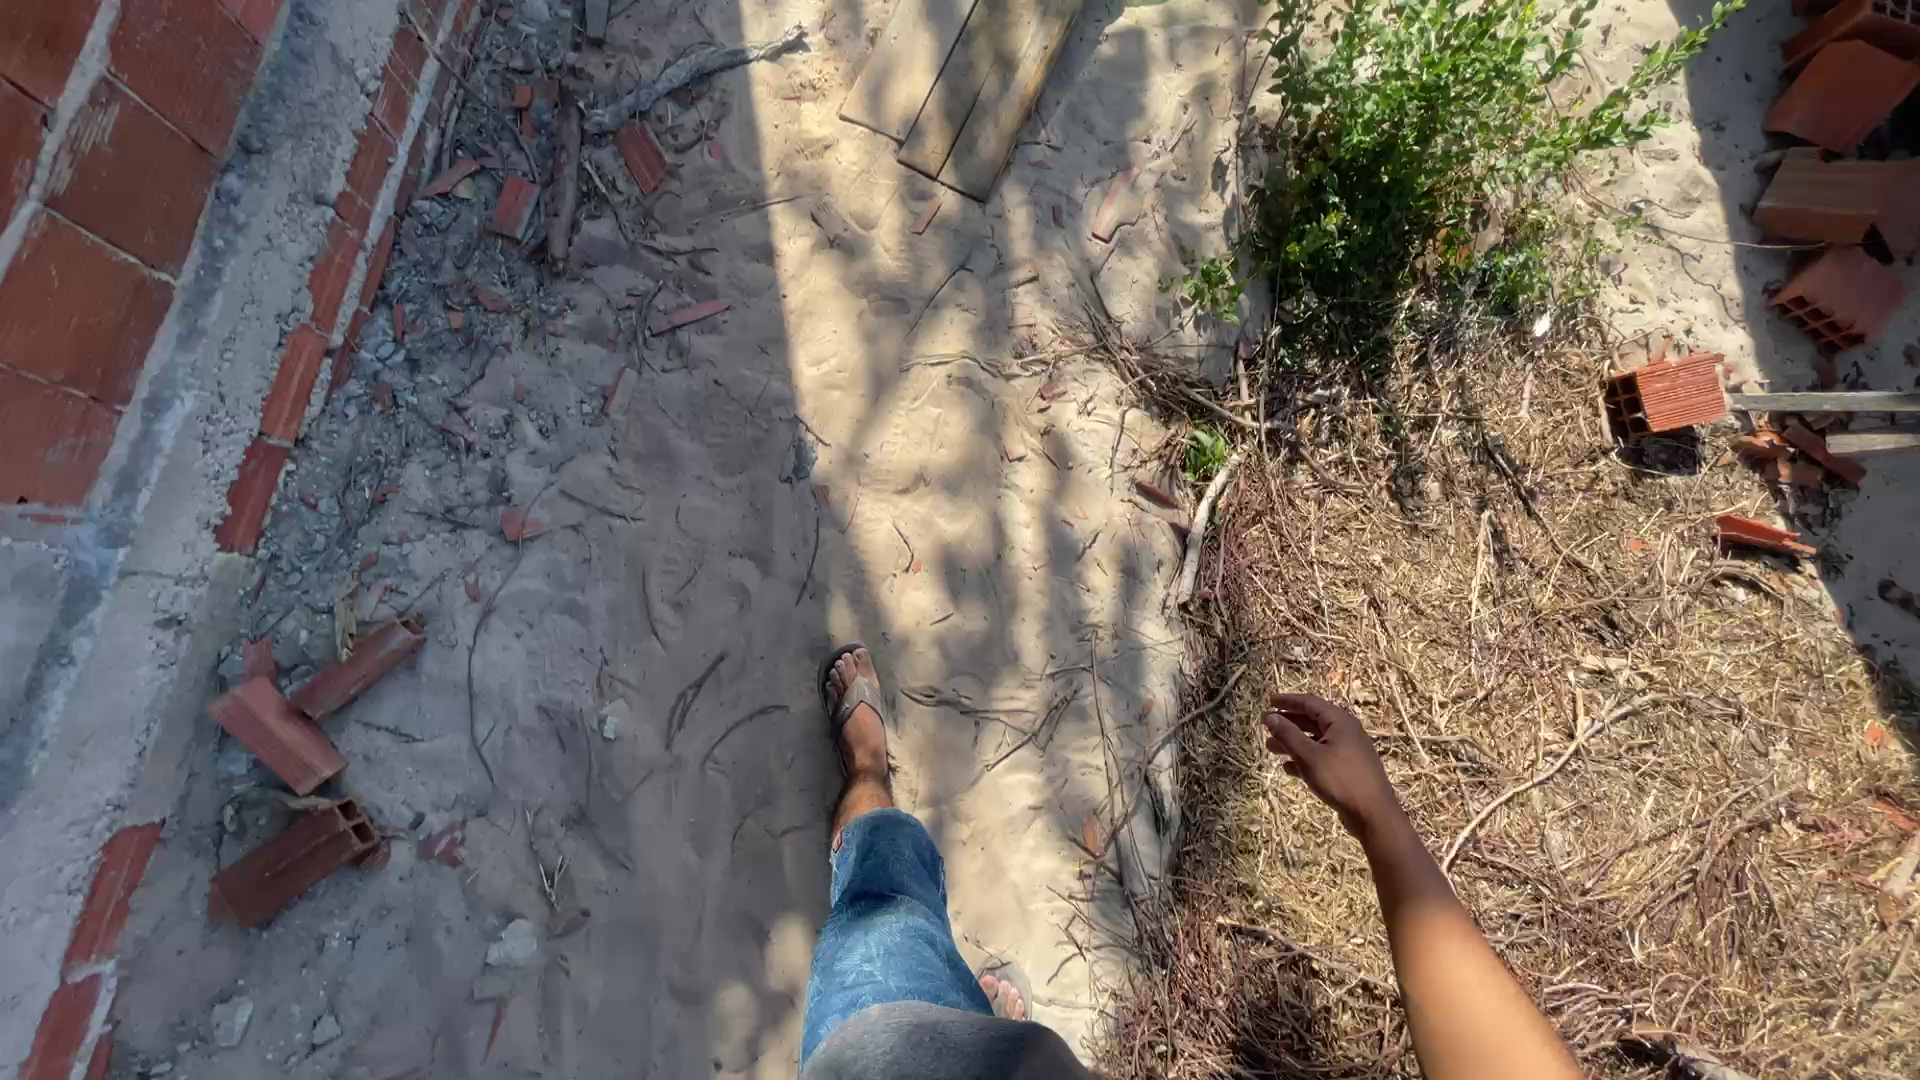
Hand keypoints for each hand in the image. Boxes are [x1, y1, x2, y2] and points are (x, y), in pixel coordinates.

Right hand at [1261, 693, 1402, 838]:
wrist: (1374, 816)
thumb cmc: (1340, 780)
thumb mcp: (1309, 756)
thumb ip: (1288, 734)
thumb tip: (1270, 716)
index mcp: (1340, 722)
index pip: (1310, 703)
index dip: (1288, 700)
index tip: (1269, 700)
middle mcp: (1346, 733)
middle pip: (1312, 720)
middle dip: (1288, 723)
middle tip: (1266, 724)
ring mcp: (1348, 752)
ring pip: (1315, 740)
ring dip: (1293, 742)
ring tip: (1271, 748)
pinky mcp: (1348, 769)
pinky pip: (1322, 757)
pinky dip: (1304, 758)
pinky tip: (1288, 768)